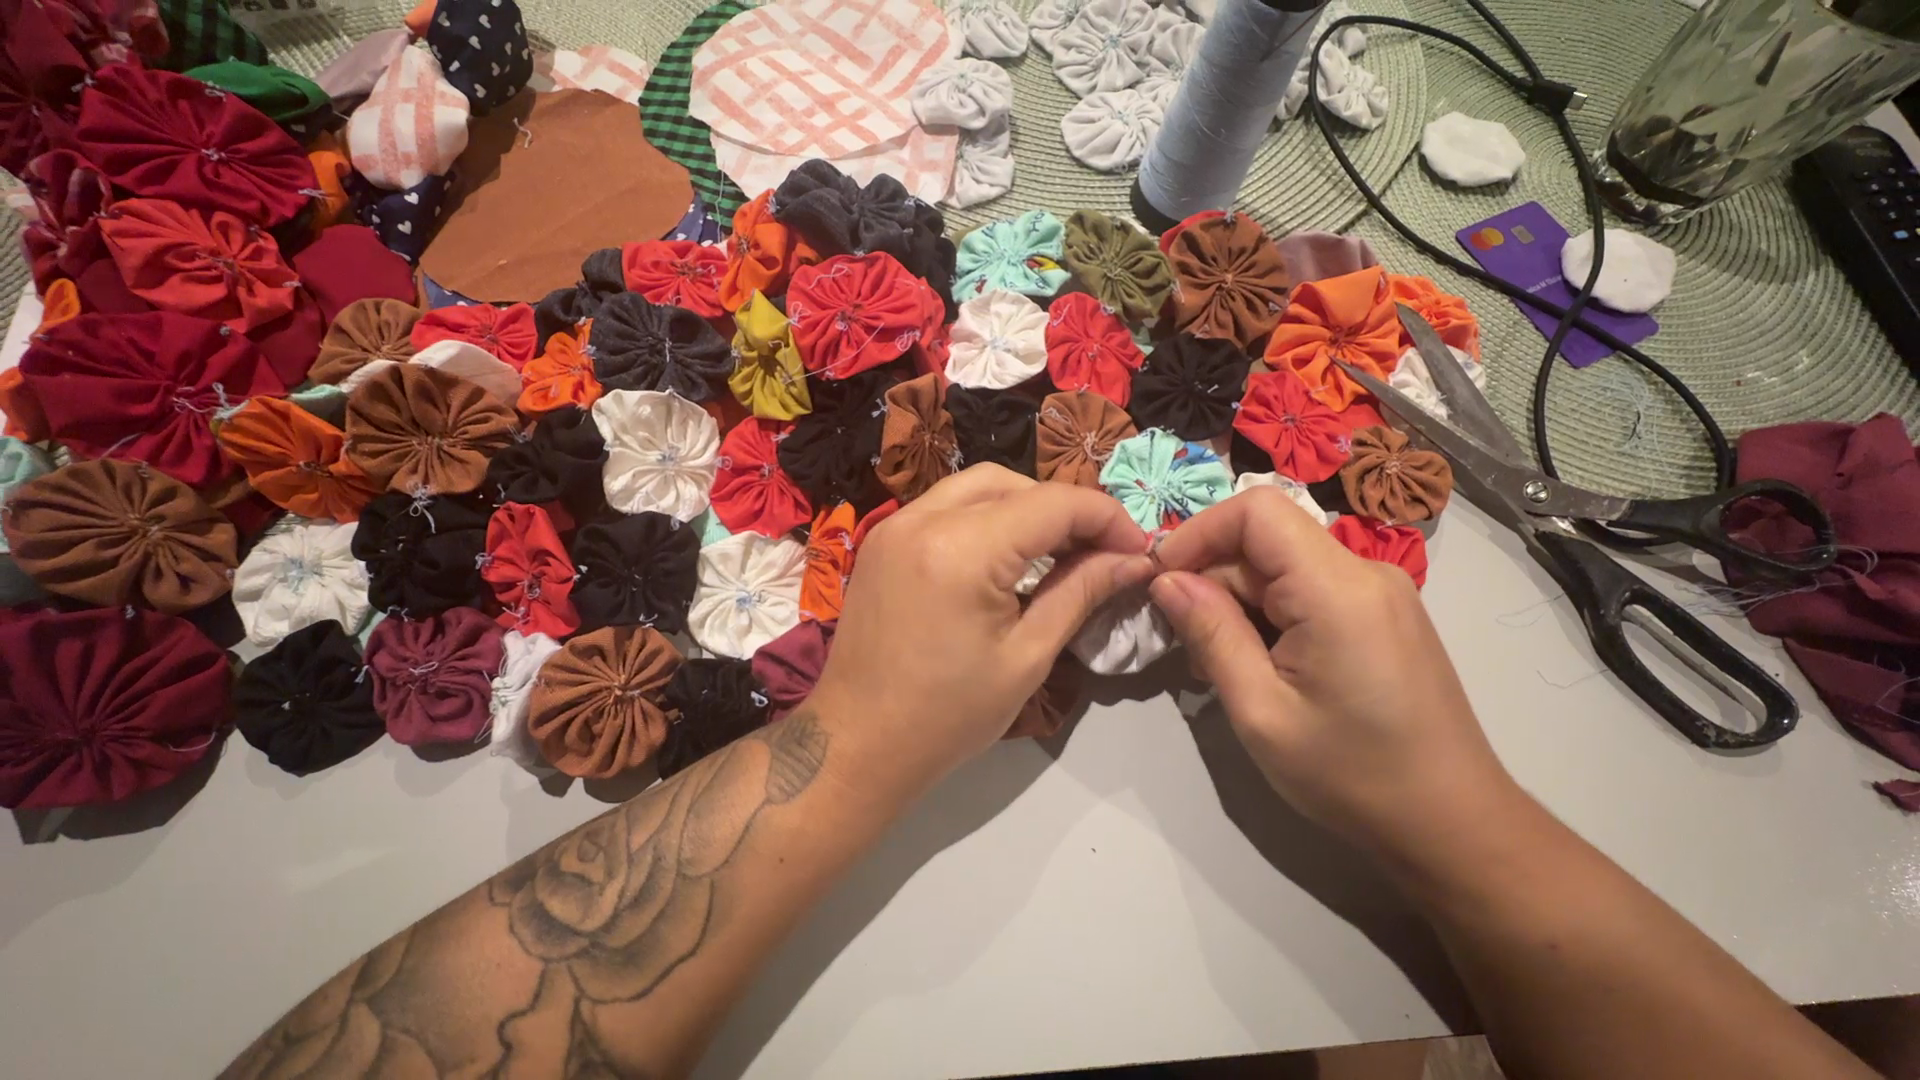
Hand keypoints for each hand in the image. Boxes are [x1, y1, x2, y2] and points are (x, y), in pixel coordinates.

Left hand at [809, 465, 1155, 802]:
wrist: (858, 743)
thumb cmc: (947, 716)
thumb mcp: (1027, 656)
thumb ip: (1080, 592)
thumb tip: (1133, 560)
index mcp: (962, 550)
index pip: (1053, 503)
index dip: (1107, 518)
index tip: (1138, 550)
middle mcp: (923, 520)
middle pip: (1013, 482)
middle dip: (1064, 509)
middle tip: (1099, 552)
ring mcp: (895, 526)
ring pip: (976, 486)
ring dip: (1024, 507)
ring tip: (1059, 551)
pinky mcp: (882, 542)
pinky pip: (945, 506)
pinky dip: (985, 517)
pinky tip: (1008, 556)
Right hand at [1148, 488, 1519, 862]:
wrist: (1451, 824)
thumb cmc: (1351, 774)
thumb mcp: (1261, 711)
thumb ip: (1211, 633)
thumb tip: (1166, 580)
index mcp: (1337, 589)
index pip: (1256, 511)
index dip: (1199, 532)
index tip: (1161, 581)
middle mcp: (1364, 573)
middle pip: (1266, 541)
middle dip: (1212, 580)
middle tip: (1186, 646)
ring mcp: (1379, 592)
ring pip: (1283, 566)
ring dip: (1238, 603)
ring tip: (1222, 669)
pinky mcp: (1381, 615)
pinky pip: (1308, 590)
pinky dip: (1270, 615)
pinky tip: (1260, 667)